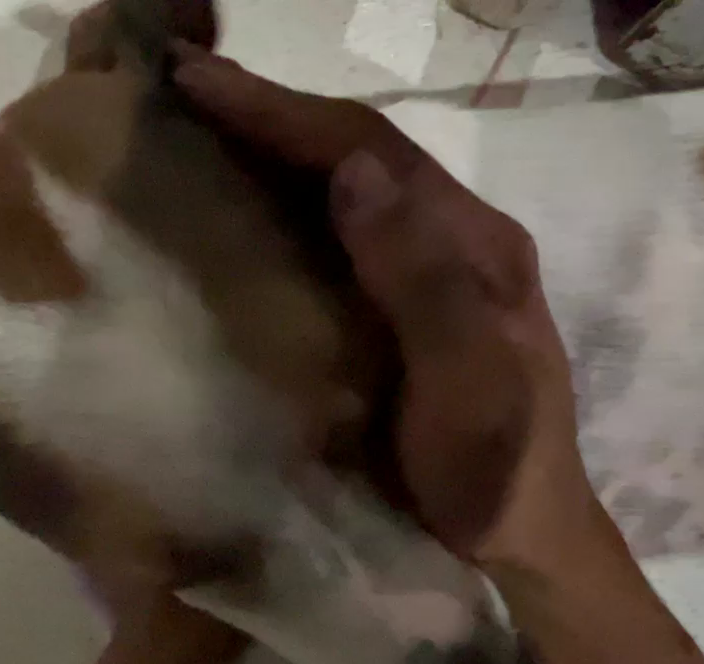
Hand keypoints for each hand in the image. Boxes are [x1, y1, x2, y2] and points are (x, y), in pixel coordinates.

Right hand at [173, 46, 605, 568]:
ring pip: (348, 194)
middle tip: (186, 94)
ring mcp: (429, 278)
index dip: (285, 113)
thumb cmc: (491, 472)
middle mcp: (453, 242)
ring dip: (277, 156)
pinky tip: (248, 217)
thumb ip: (422, 281)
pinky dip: (288, 215)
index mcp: (473, 244)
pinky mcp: (401, 316)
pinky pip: (338, 245)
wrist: (518, 539)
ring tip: (202, 138)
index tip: (199, 85)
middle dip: (273, 118)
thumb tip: (352, 173)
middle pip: (357, 156)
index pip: (371, 152)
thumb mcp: (469, 383)